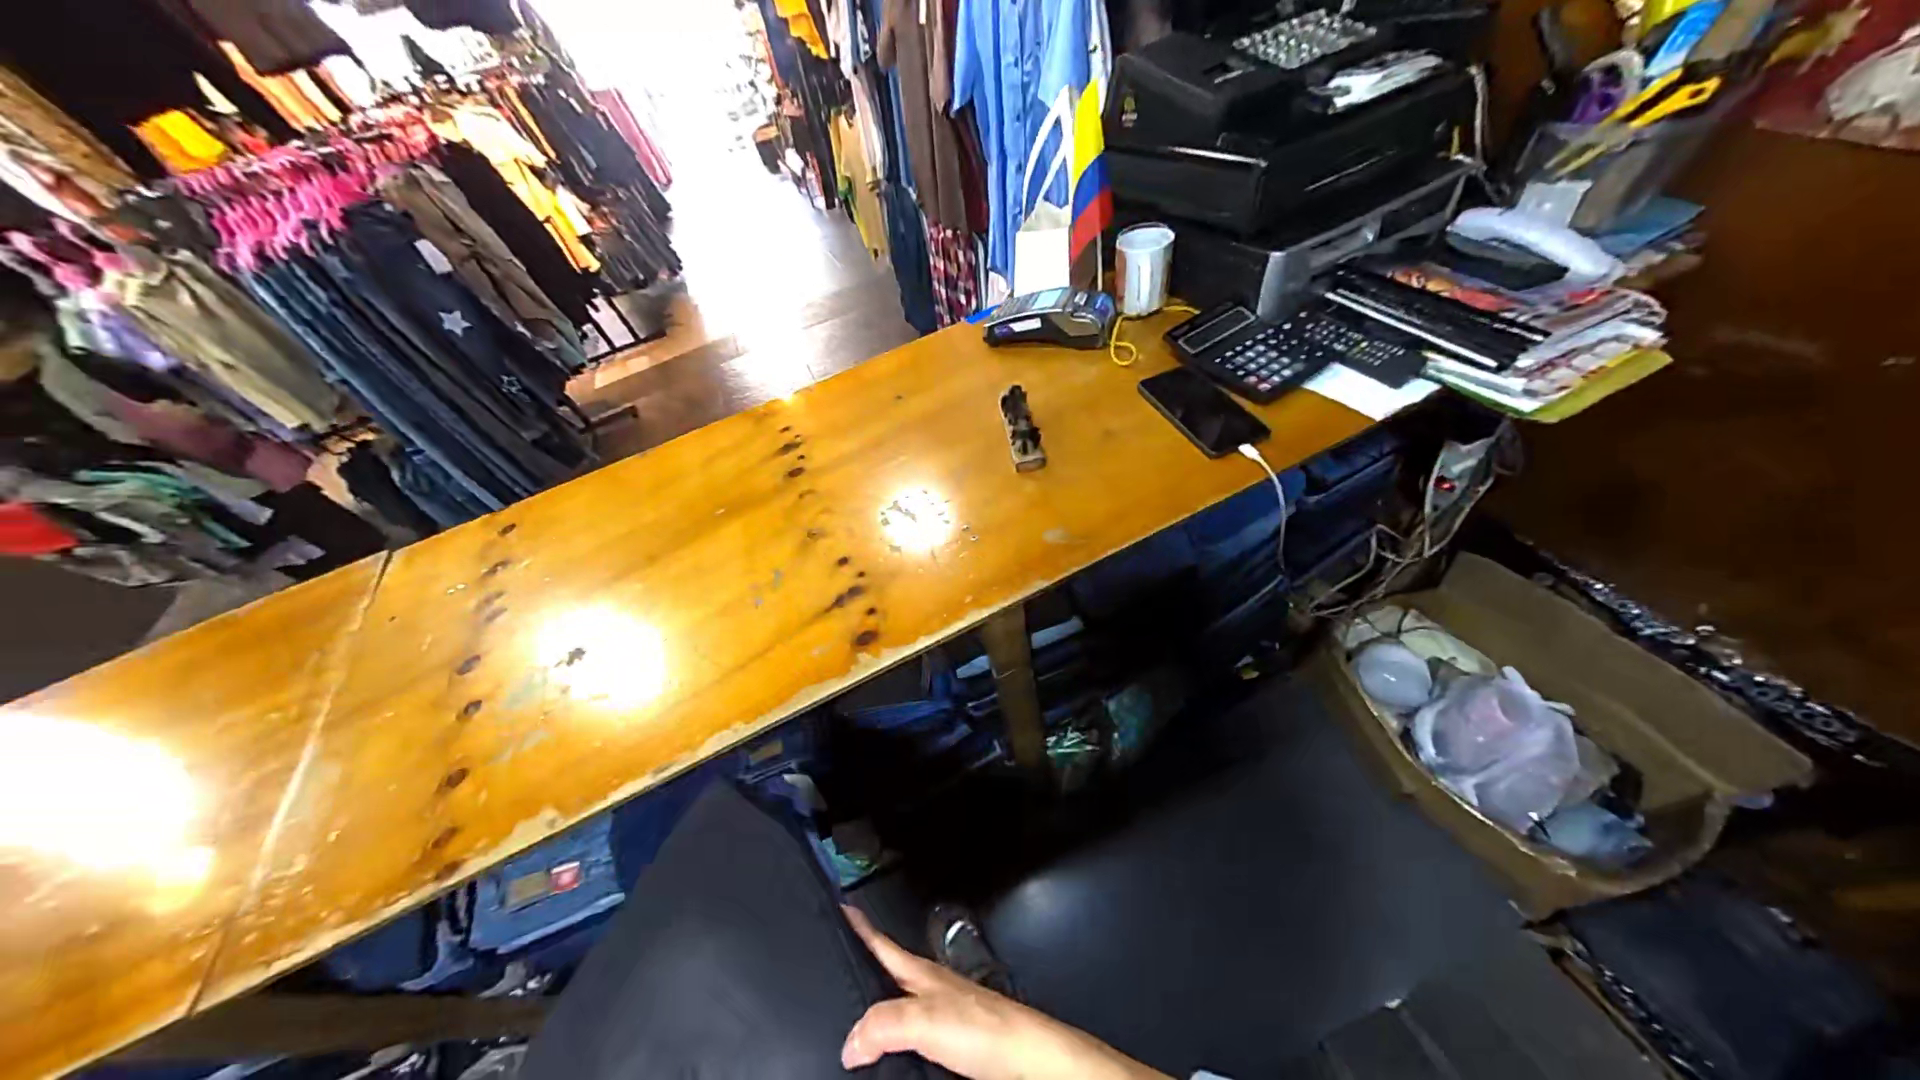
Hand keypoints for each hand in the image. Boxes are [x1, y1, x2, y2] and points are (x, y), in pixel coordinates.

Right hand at [841, 905, 1170, 1079]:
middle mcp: (931, 988)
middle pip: (891, 972)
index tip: (844, 908)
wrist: (1026, 1057)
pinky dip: (895, 1040)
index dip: (862, 927)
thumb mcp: (925, 1019)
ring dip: (881, 1005)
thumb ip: (884, 1023)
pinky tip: (891, 1053)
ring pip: (902, 1003)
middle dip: (866, 966)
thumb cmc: (984, 1026)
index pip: (883, 944)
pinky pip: (913, 1035)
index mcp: (921, 973)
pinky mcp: (954, 1042)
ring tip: (858, 1014)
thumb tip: (849, 1042)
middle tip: (843, 962)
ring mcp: (944, 1013)